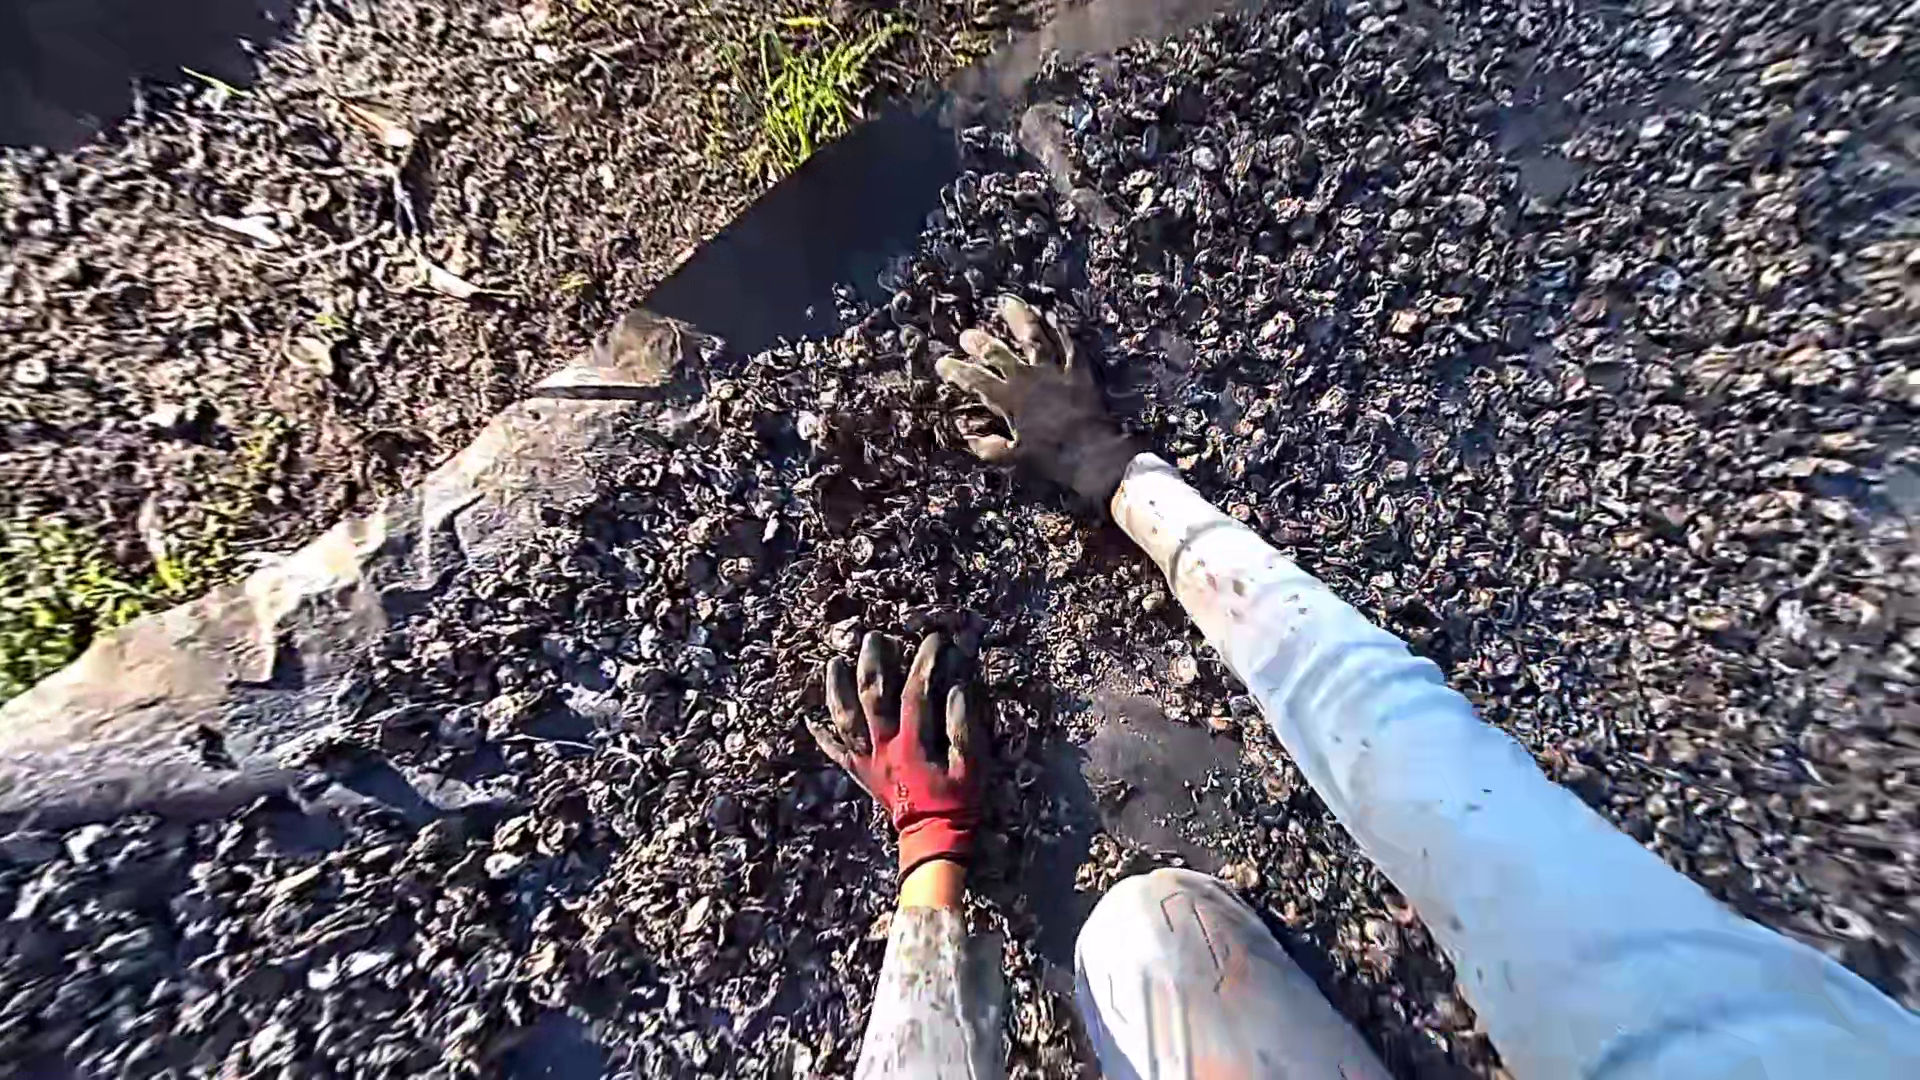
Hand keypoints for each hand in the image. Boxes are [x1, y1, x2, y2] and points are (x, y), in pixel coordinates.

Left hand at [810, 633, 981, 880]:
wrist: (931, 841)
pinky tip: (810, 719)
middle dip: (872, 664)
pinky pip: (834, 752)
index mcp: (912, 742)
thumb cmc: (955, 802)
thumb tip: (957, 690)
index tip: (934, 638)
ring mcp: (866, 760)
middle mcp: (883, 747)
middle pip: (870, 697)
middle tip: (872, 638)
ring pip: (843, 720)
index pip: (916, 691)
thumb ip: (963, 729)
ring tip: (834, 663)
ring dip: (837, 690)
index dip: (925, 662)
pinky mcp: (858, 773)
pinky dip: (821, 734)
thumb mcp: (971, 767)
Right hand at [937, 295, 1139, 510]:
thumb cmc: (1052, 459)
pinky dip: (1059, 327)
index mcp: (1010, 401)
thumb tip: (969, 438)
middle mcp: (1028, 379)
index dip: (957, 372)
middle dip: (980, 343)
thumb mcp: (1016, 460)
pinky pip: (1068, 343)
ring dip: (1018, 319)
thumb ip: (990, 448)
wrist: (1093, 453)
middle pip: (999, 354)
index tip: (942, 363)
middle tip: (967, 335)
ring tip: (1007, 303)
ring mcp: (1054, 371)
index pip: (976, 381)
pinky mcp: (1079, 369)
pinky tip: (1051, 315)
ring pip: (1033, 337)